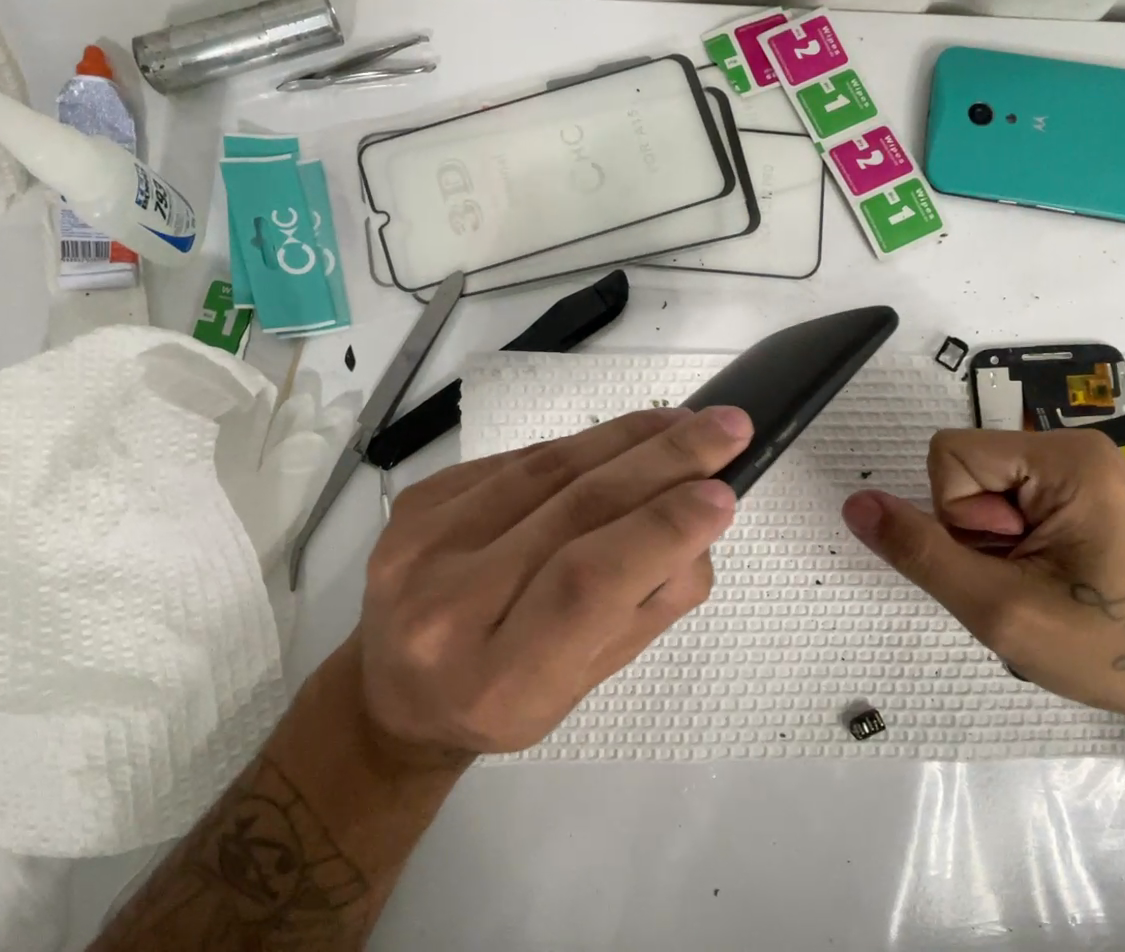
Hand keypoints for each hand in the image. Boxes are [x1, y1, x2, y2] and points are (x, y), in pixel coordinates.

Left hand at [354, 406, 751, 760]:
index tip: (723, 493)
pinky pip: (516, 462)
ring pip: (545, 470)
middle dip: (662, 462)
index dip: (660, 531)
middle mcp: (448, 606)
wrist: (397, 691)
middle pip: (570, 511)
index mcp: (498, 678)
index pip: (588, 584)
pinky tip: (620, 440)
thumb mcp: (588, 681)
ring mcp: (420, 545)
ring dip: (626, 438)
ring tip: (684, 421)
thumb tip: (698, 515)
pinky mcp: (415, 503)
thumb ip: (648, 605)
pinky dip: (578, 447)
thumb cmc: (505, 702)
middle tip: (727, 427)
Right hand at [841, 428, 1124, 744]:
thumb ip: (920, 552)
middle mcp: (1076, 451)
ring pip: (983, 495)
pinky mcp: (1087, 499)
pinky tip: (1052, 586)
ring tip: (1042, 591)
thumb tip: (854, 505)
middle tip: (1027, 586)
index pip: (948, 456)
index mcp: (1066, 459)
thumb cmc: (1114, 652)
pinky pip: (1012, 508)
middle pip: (965, 473)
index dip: (956, 519)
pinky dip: (1014, 551)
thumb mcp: (1000, 609)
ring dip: (993, 550)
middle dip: (976, 536)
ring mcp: (1085, 475)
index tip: (1007, 566)